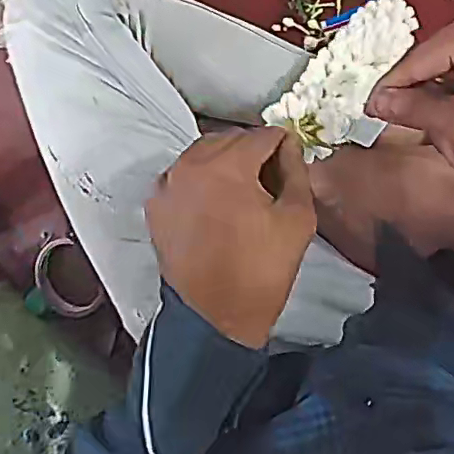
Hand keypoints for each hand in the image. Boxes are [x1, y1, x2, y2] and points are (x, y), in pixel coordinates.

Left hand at [147, 127, 315, 347]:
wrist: (215, 318)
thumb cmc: (262, 269)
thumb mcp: (298, 217)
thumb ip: (296, 171)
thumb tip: (288, 146)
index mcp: (226, 166)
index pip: (263, 135)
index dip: (284, 144)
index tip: (292, 160)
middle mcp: (190, 166)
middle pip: (231, 138)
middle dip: (254, 150)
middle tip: (272, 177)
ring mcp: (167, 184)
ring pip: (204, 151)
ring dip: (227, 160)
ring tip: (244, 188)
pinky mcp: (156, 203)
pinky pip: (183, 173)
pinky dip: (202, 176)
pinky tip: (218, 199)